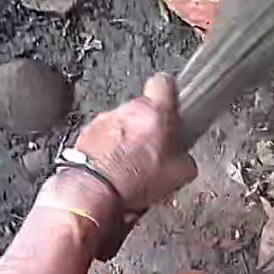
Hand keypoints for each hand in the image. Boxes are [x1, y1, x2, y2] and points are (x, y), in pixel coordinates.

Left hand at [36, 74, 197, 239]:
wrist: (96, 190)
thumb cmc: (135, 179)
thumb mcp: (180, 174)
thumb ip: (186, 159)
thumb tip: (185, 161)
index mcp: (156, 112)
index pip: (164, 83)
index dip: (169, 93)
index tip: (172, 106)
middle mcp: (128, 110)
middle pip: (143, 108)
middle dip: (149, 126)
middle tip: (156, 149)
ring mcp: (104, 121)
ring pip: (123, 124)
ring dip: (129, 139)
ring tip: (134, 166)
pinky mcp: (87, 134)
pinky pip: (104, 138)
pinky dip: (110, 150)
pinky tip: (118, 171)